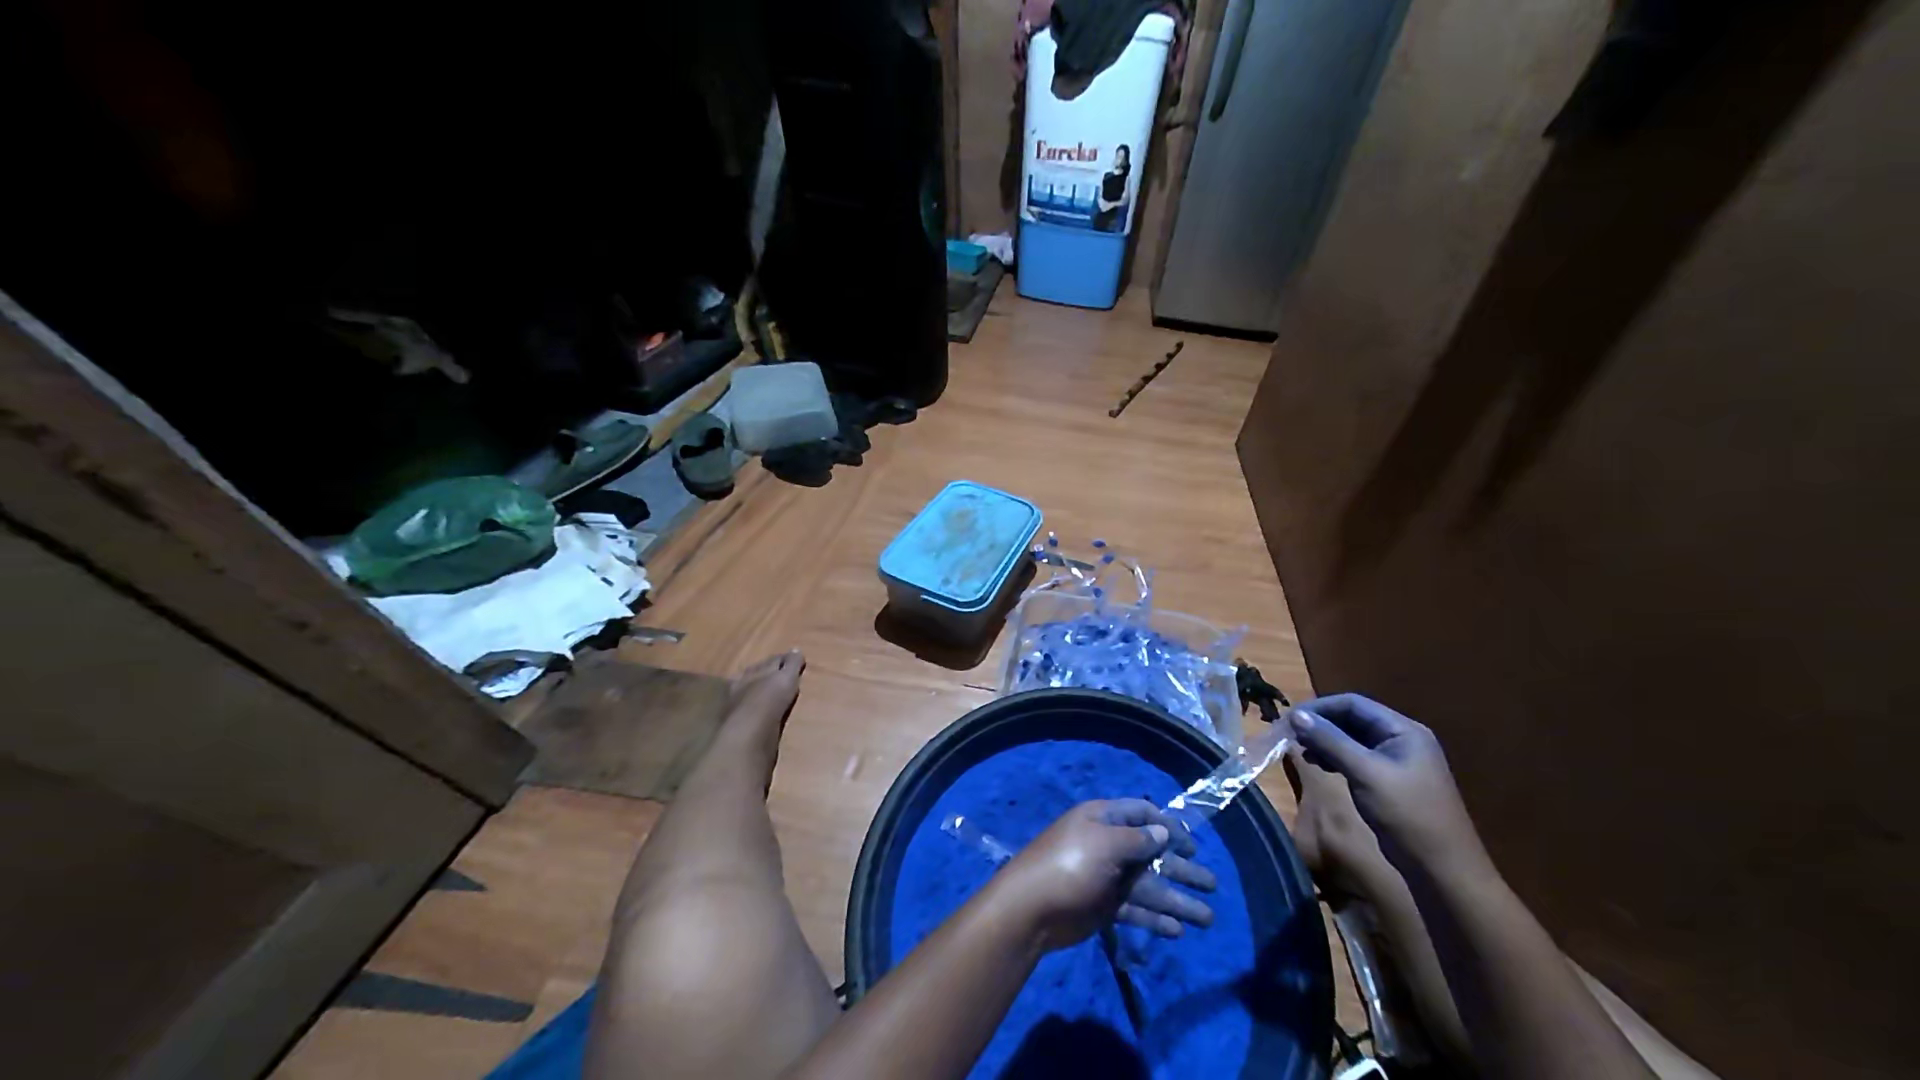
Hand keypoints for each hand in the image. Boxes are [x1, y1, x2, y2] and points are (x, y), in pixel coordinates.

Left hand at [989, 800, 1215, 951]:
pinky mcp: (1104, 906)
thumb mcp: (1105, 844)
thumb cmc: (1069, 865)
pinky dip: (1156, 918)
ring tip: (1207, 918)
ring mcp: (1106, 877)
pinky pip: (1136, 909)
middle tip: (1212, 885)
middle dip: (1181, 867)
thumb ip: (1138, 839)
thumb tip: (1163, 831)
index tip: (1192, 844)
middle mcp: (1107, 844)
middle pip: (1151, 853)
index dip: (1167, 825)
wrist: (1032, 908)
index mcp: (1102, 819)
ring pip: (1149, 886)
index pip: (1141, 814)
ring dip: (1177, 900)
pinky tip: (1178, 930)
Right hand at [1288, 694, 1488, 874]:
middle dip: (1320, 724)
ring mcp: (1395, 760)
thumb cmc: (1407, 814)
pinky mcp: (1388, 779)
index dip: (1319, 708)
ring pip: (1351, 738)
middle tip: (1291, 735)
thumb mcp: (1365, 773)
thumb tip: (1296, 716)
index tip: (1290, 720)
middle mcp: (1401, 739)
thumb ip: (1330, 741)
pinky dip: (1334, 757)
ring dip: (1324, 741)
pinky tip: (1319, 765)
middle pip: (1352, 718)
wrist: (1442, 867)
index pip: (1353, 703)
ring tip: (1302, 751)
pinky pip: (1355, 756)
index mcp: (1404, 730)